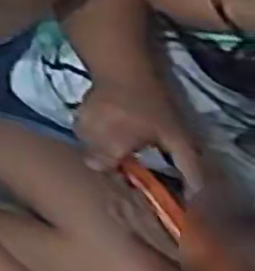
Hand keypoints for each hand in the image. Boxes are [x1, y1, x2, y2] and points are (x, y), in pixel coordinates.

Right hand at [77, 81, 205, 188]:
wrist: (122, 76)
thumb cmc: (151, 110)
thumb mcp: (178, 140)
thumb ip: (185, 167)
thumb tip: (193, 194)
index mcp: (110, 143)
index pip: (99, 166)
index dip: (116, 173)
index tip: (134, 172)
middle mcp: (88, 134)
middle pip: (91, 156)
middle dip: (110, 160)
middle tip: (131, 156)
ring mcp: (78, 121)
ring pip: (85, 144)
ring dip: (102, 148)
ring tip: (122, 142)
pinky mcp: (75, 113)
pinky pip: (82, 132)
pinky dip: (95, 136)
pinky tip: (111, 128)